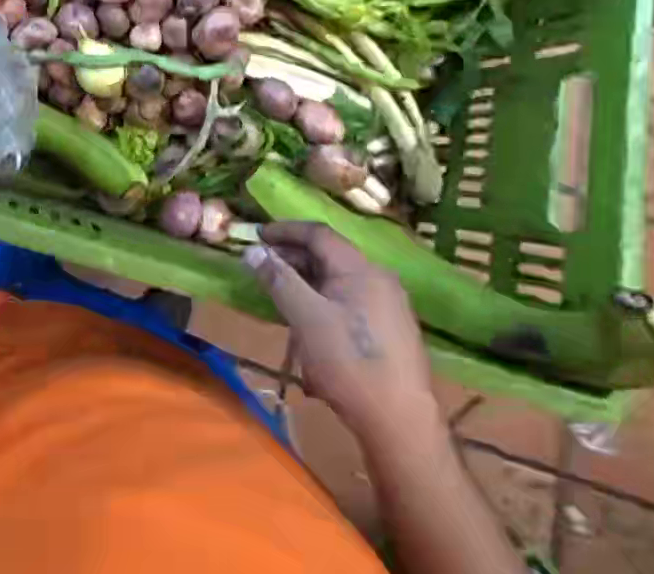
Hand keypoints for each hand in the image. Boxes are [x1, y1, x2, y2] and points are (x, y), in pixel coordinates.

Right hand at [245, 222, 439, 442]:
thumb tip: (253, 251)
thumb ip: (279, 280)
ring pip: (339, 279)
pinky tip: (308, 319)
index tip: (257, 235)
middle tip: (262, 266)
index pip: (319, 233)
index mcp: (361, 269)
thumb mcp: (306, 318)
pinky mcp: (390, 329)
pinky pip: (349, 299)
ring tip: (279, 293)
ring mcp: (388, 305)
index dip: (285, 230)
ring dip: (306, 279)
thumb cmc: (350, 363)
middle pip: (329, 255)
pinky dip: (322, 297)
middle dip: (293, 256)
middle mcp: (379, 279)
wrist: (400, 423)